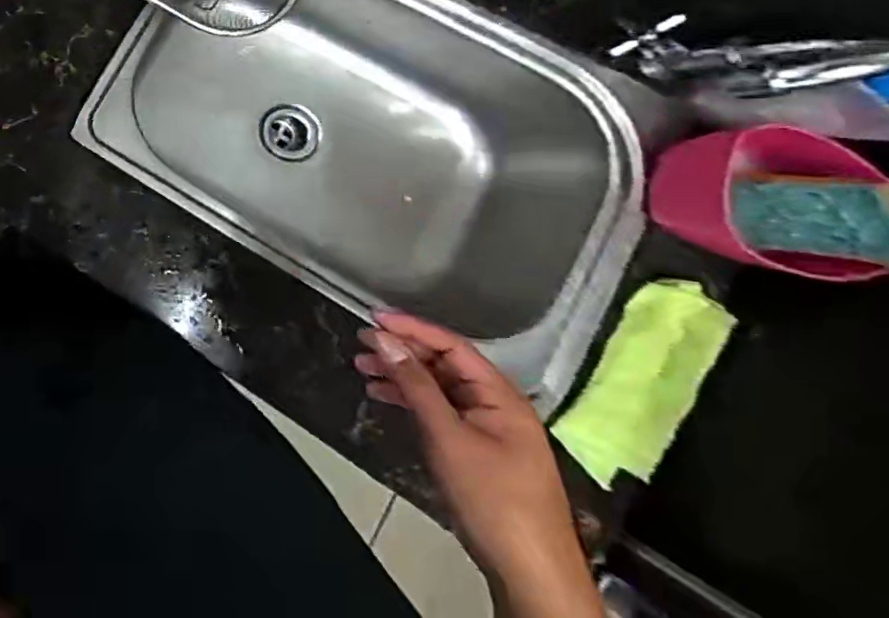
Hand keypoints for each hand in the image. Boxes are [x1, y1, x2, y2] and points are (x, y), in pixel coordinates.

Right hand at [356, 312, 600, 617]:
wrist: (528, 570)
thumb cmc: (491, 497)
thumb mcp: (446, 435)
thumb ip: (414, 384)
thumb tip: (385, 339)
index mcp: (501, 396)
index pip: (452, 345)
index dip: (412, 327)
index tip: (373, 317)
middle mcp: (497, 405)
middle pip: (444, 364)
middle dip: (402, 351)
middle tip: (360, 344)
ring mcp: (488, 428)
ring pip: (438, 387)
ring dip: (401, 375)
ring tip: (362, 368)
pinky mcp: (477, 448)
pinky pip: (440, 410)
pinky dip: (411, 399)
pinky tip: (384, 397)